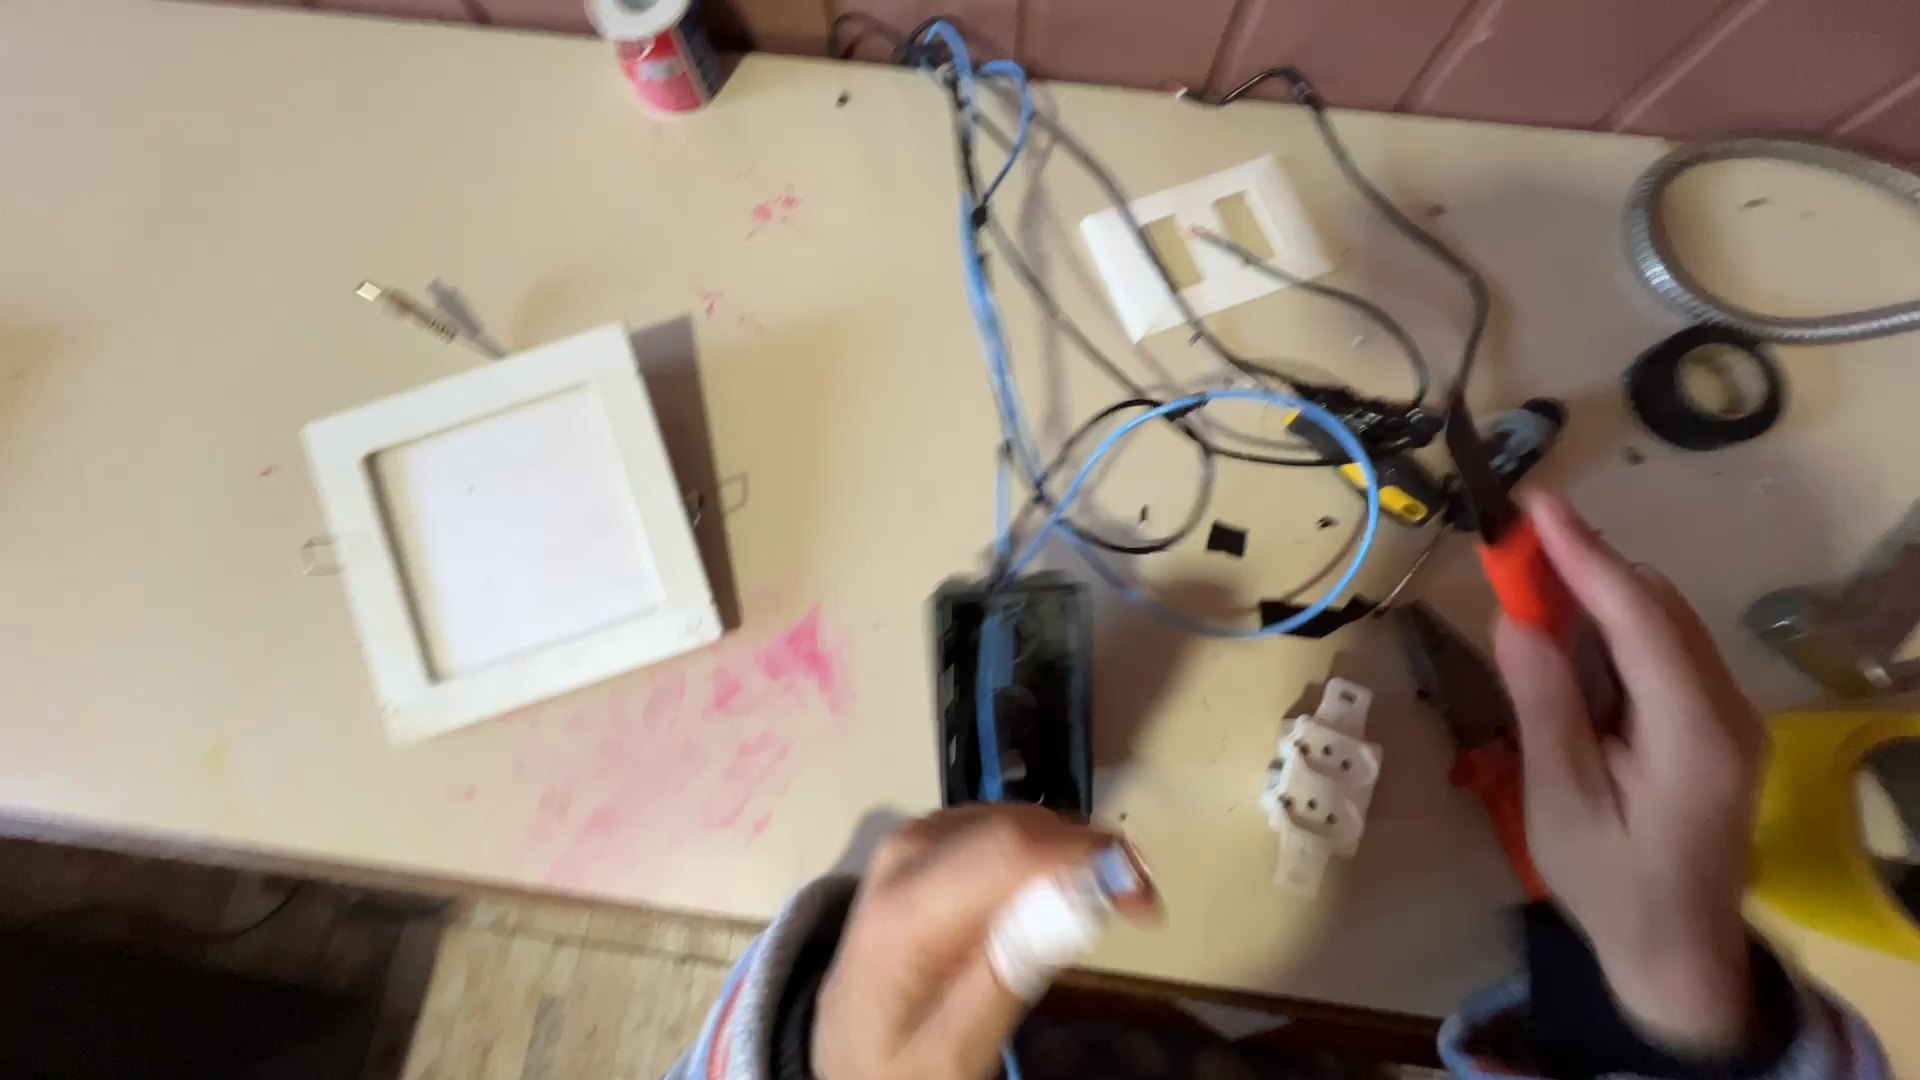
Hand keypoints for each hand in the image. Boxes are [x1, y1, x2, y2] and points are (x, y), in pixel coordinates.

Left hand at [814, 805, 1152, 1079]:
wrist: (842, 1038)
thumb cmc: (896, 1059)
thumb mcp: (952, 1051)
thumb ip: (1007, 973)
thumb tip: (1074, 898)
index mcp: (908, 907)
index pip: (1010, 850)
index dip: (1086, 855)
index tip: (1142, 893)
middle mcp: (909, 850)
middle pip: (1019, 828)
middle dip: (1089, 854)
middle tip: (1137, 901)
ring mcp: (916, 836)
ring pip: (1016, 820)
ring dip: (1068, 853)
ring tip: (1100, 902)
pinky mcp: (928, 837)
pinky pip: (1000, 827)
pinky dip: (1041, 852)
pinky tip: (1052, 892)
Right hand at [1493, 493, 1764, 1054]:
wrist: (1672, 945)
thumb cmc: (1607, 877)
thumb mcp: (1560, 796)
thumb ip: (1544, 705)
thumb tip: (1516, 619)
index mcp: (1694, 734)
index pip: (1641, 621)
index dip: (1588, 557)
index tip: (1540, 507)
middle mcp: (1724, 711)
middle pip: (1656, 610)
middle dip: (1585, 563)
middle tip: (1512, 538)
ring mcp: (1720, 715)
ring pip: (1656, 624)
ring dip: (1590, 588)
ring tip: (1522, 572)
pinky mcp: (1702, 722)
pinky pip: (1653, 650)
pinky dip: (1603, 621)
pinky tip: (1560, 624)